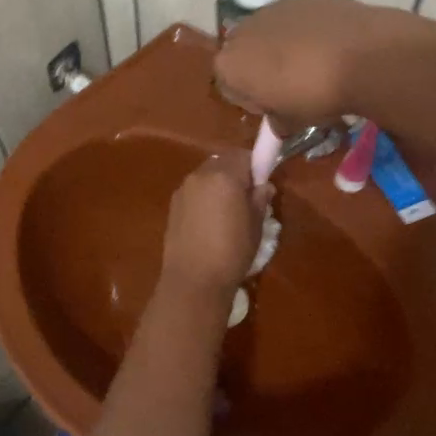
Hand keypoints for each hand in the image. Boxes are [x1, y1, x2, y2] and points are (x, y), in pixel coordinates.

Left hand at [160, 150, 274, 296]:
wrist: (194, 280)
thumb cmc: (232, 252)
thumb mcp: (256, 226)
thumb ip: (260, 199)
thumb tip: (263, 186)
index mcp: (224, 175)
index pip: (243, 155)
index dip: (255, 166)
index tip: (260, 185)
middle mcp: (200, 175)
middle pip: (222, 162)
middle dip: (235, 173)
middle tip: (246, 199)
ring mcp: (183, 190)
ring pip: (206, 176)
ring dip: (218, 185)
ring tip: (226, 213)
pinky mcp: (172, 206)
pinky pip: (194, 191)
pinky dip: (204, 197)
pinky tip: (209, 222)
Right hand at [214, 0, 395, 129]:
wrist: (362, 56)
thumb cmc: (316, 96)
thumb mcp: (292, 122)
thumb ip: (276, 122)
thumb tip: (278, 123)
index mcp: (230, 65)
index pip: (229, 87)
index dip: (251, 100)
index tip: (274, 108)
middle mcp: (242, 31)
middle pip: (245, 54)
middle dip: (261, 68)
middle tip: (290, 86)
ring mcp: (273, 8)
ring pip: (270, 32)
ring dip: (282, 47)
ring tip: (314, 63)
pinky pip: (297, 18)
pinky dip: (306, 29)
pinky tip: (330, 44)